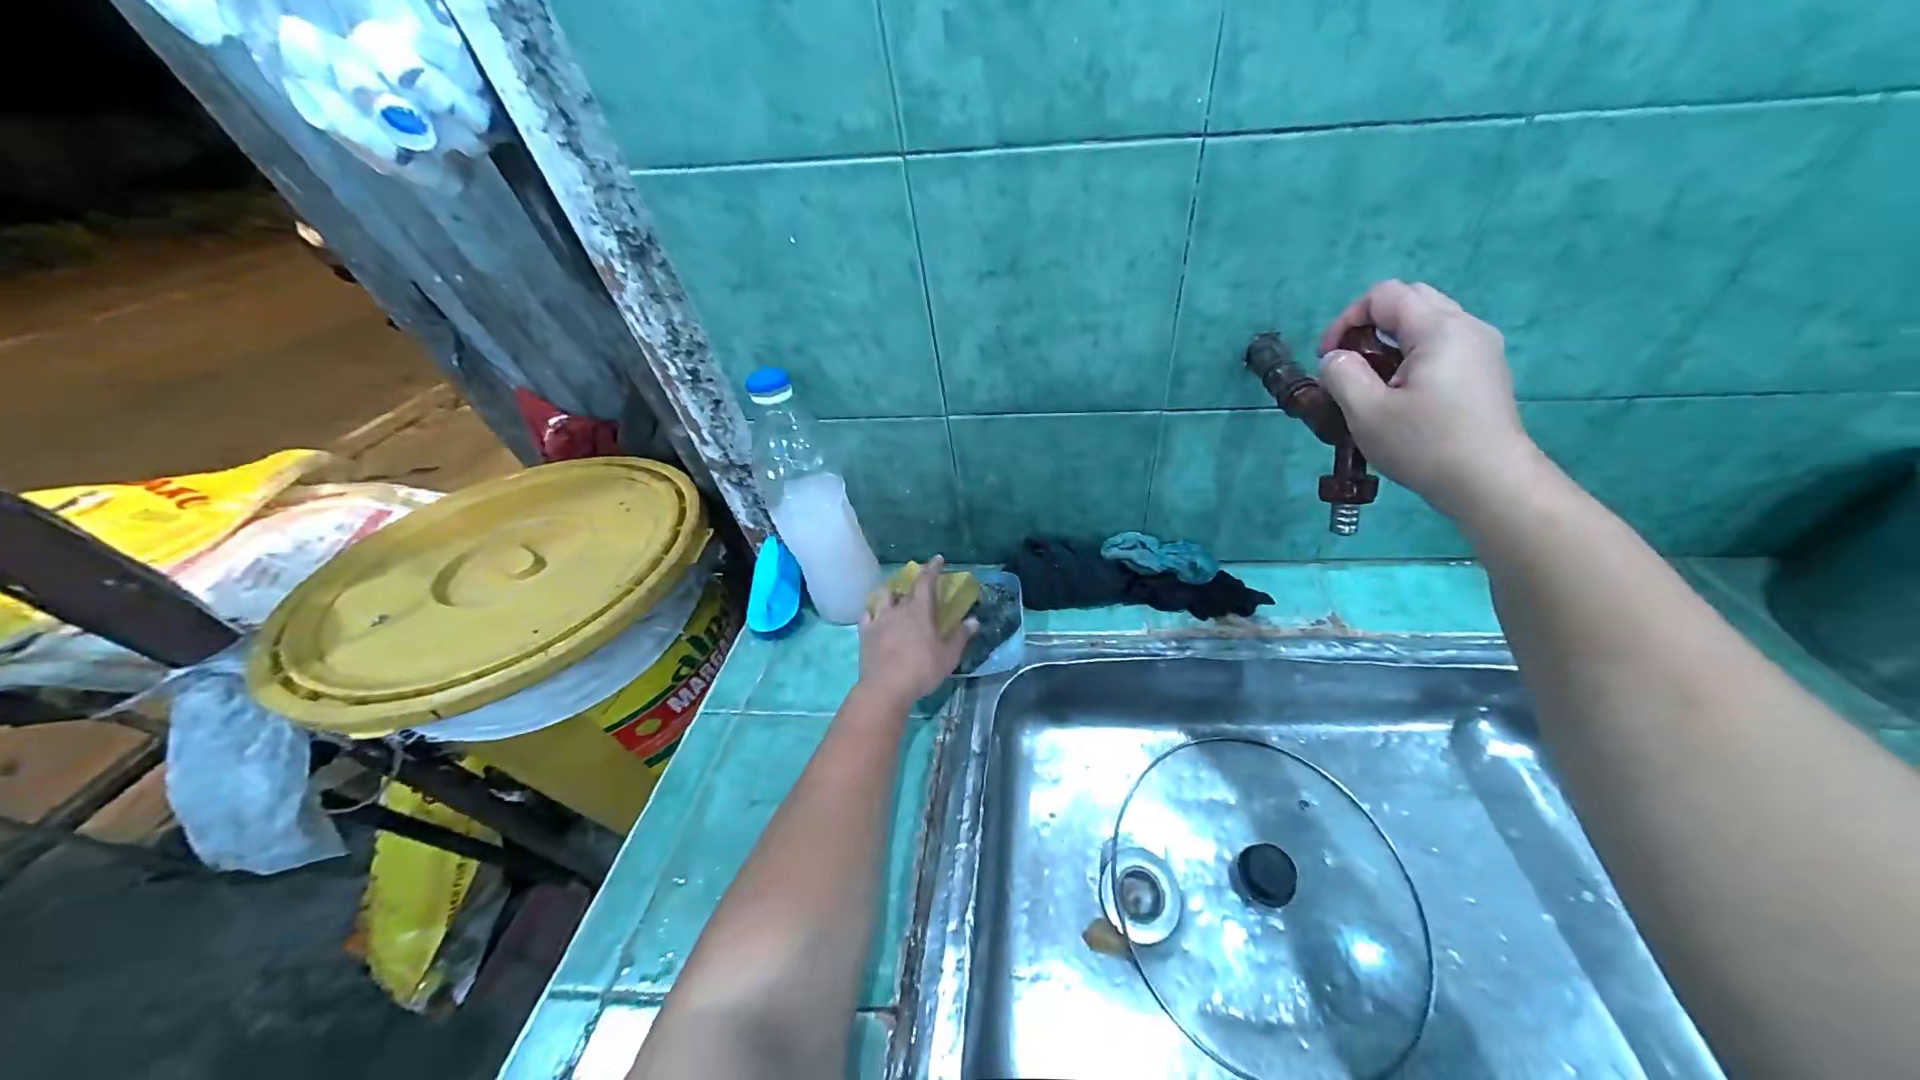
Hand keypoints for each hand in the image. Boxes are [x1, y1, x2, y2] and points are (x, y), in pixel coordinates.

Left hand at [856, 555, 976, 706]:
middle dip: (914, 582)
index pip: (926, 582)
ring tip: (895, 598)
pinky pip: (867, 615)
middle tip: (920, 584)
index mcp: (919, 611)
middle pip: (905, 588)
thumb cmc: (921, 670)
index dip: (932, 569)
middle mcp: (898, 609)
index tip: (937, 559)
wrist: (885, 688)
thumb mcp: (948, 656)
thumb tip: (973, 620)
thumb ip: (960, 636)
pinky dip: (873, 612)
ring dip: (890, 594)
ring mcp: (879, 620)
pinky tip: (875, 616)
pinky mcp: (865, 633)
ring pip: (882, 597)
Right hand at [1316, 280, 1541, 513]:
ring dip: (1390, 341)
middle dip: (1369, 325)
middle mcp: (1466, 327)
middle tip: (1349, 365)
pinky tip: (1402, 393)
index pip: (1384, 295)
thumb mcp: (1365, 412)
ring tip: (1373, 382)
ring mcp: (1481, 348)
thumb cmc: (1424, 445)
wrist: (1488, 480)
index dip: (1346, 320)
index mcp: (1438, 329)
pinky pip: (1442, 344)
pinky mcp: (1485, 370)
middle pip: (1409, 300)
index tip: (1329, 358)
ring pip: (1427, 322)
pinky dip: (1412, 355)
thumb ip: (1341, 374)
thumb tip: (1335, 358)